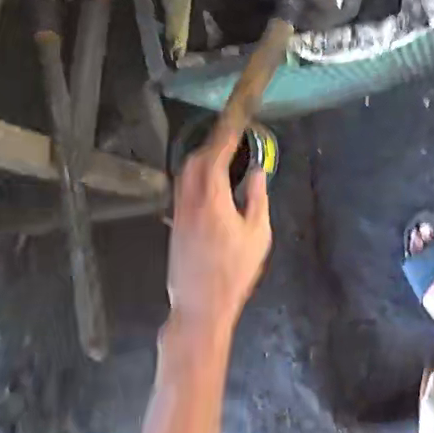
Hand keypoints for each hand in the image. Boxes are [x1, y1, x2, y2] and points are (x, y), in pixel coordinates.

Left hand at [166, 110, 271, 331]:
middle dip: (211, 145)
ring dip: (200, 160)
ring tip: (221, 154)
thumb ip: (257, 198)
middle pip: (193, 163)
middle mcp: (189, 204)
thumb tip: (258, 171)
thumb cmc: (235, 271)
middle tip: (230, 138)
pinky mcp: (175, 228)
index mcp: (211, 202)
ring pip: (184, 176)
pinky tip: (209, 181)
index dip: (224, 139)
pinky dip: (195, 176)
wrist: (200, 308)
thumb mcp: (258, 234)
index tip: (235, 125)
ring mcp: (178, 216)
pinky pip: (182, 190)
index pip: (214, 159)